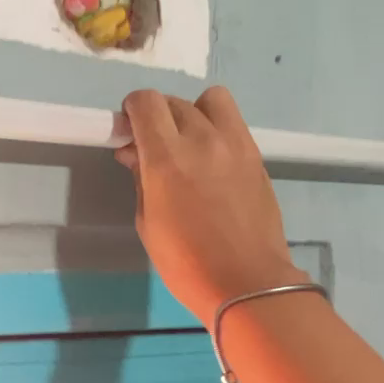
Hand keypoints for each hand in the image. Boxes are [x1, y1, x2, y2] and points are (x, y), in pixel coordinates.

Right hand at [115, 88, 300, 323]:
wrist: (246, 281)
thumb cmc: (186, 263)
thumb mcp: (148, 224)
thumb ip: (141, 179)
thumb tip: (135, 154)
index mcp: (167, 158)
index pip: (146, 102)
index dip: (132, 110)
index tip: (128, 132)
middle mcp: (203, 139)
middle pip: (174, 102)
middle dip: (157, 118)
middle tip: (151, 147)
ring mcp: (235, 143)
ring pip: (210, 101)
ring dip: (192, 113)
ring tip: (187, 144)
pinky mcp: (256, 155)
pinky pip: (232, 123)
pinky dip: (215, 130)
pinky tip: (210, 161)